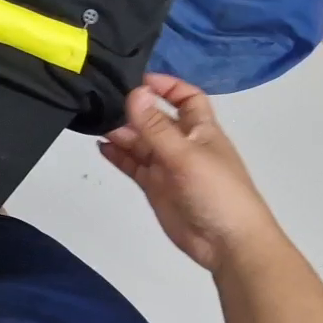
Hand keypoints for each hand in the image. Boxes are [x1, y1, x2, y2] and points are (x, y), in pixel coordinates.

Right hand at [99, 73, 282, 271]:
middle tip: (103, 101)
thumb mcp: (185, 155)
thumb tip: (135, 92)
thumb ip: (156, 126)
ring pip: (140, 142)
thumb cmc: (216, 192)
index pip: (186, 98)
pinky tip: (100, 146)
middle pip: (156, 119)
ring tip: (95, 123)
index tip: (137, 80)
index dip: (167, 86)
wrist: (226, 243)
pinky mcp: (155, 186)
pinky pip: (133, 164)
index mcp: (201, 131)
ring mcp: (167, 166)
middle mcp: (183, 144)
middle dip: (134, 109)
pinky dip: (117, 155)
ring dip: (121, 132)